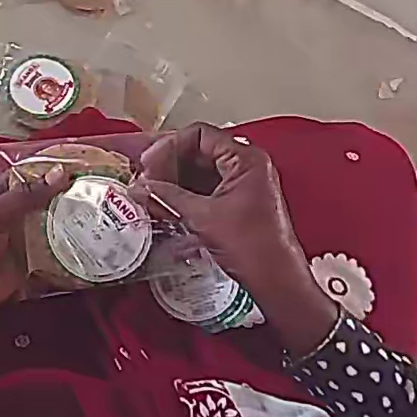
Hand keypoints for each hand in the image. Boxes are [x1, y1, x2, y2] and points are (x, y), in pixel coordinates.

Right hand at [132, 123, 338, 354]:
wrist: (276, 281)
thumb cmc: (252, 247)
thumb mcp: (203, 217)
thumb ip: (168, 197)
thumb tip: (141, 187)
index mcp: (245, 159)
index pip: (200, 135)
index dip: (169, 146)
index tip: (149, 163)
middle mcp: (246, 166)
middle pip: (198, 151)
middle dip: (168, 164)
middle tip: (145, 178)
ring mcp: (243, 184)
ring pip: (200, 171)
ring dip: (173, 180)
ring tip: (150, 192)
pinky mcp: (237, 202)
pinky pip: (205, 189)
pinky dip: (184, 194)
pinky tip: (164, 205)